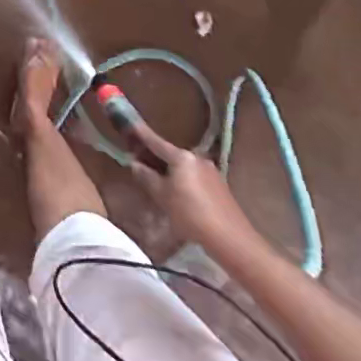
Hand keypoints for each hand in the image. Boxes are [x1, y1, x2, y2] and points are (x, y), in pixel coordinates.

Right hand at [122, 121, 262, 250]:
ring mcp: (210, 170)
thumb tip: (135, 163)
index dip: (141, 134)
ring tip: (156, 179)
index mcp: (182, 157)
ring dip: (168, 169)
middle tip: (138, 159)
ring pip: (182, 166)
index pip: (156, 142)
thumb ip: (147, 177)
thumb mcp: (162, 196)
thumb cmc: (190, 213)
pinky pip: (193, 175)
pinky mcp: (218, 184)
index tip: (130, 124)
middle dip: (154, 156)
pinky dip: (181, 179)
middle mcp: (197, 157)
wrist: (229, 237)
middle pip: (170, 154)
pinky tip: (177, 192)